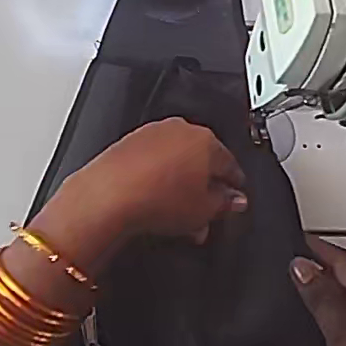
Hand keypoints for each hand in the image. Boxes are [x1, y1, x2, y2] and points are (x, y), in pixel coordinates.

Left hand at [35, 118, 247, 269]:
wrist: (110, 194)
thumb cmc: (155, 198)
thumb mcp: (204, 210)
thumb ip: (224, 203)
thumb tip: (232, 199)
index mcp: (206, 141)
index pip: (229, 164)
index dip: (234, 186)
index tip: (234, 198)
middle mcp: (181, 130)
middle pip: (202, 161)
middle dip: (205, 188)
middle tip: (205, 213)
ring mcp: (154, 133)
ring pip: (178, 160)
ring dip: (181, 184)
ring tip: (179, 214)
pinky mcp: (132, 141)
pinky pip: (155, 159)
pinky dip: (160, 177)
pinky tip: (156, 200)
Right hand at [290, 236, 345, 345]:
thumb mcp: (345, 343)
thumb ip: (322, 302)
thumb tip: (302, 269)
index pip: (343, 259)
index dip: (314, 248)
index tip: (290, 239)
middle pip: (345, 277)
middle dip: (316, 268)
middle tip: (285, 261)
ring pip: (344, 302)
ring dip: (321, 296)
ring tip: (293, 288)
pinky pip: (345, 326)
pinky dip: (326, 321)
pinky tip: (311, 325)